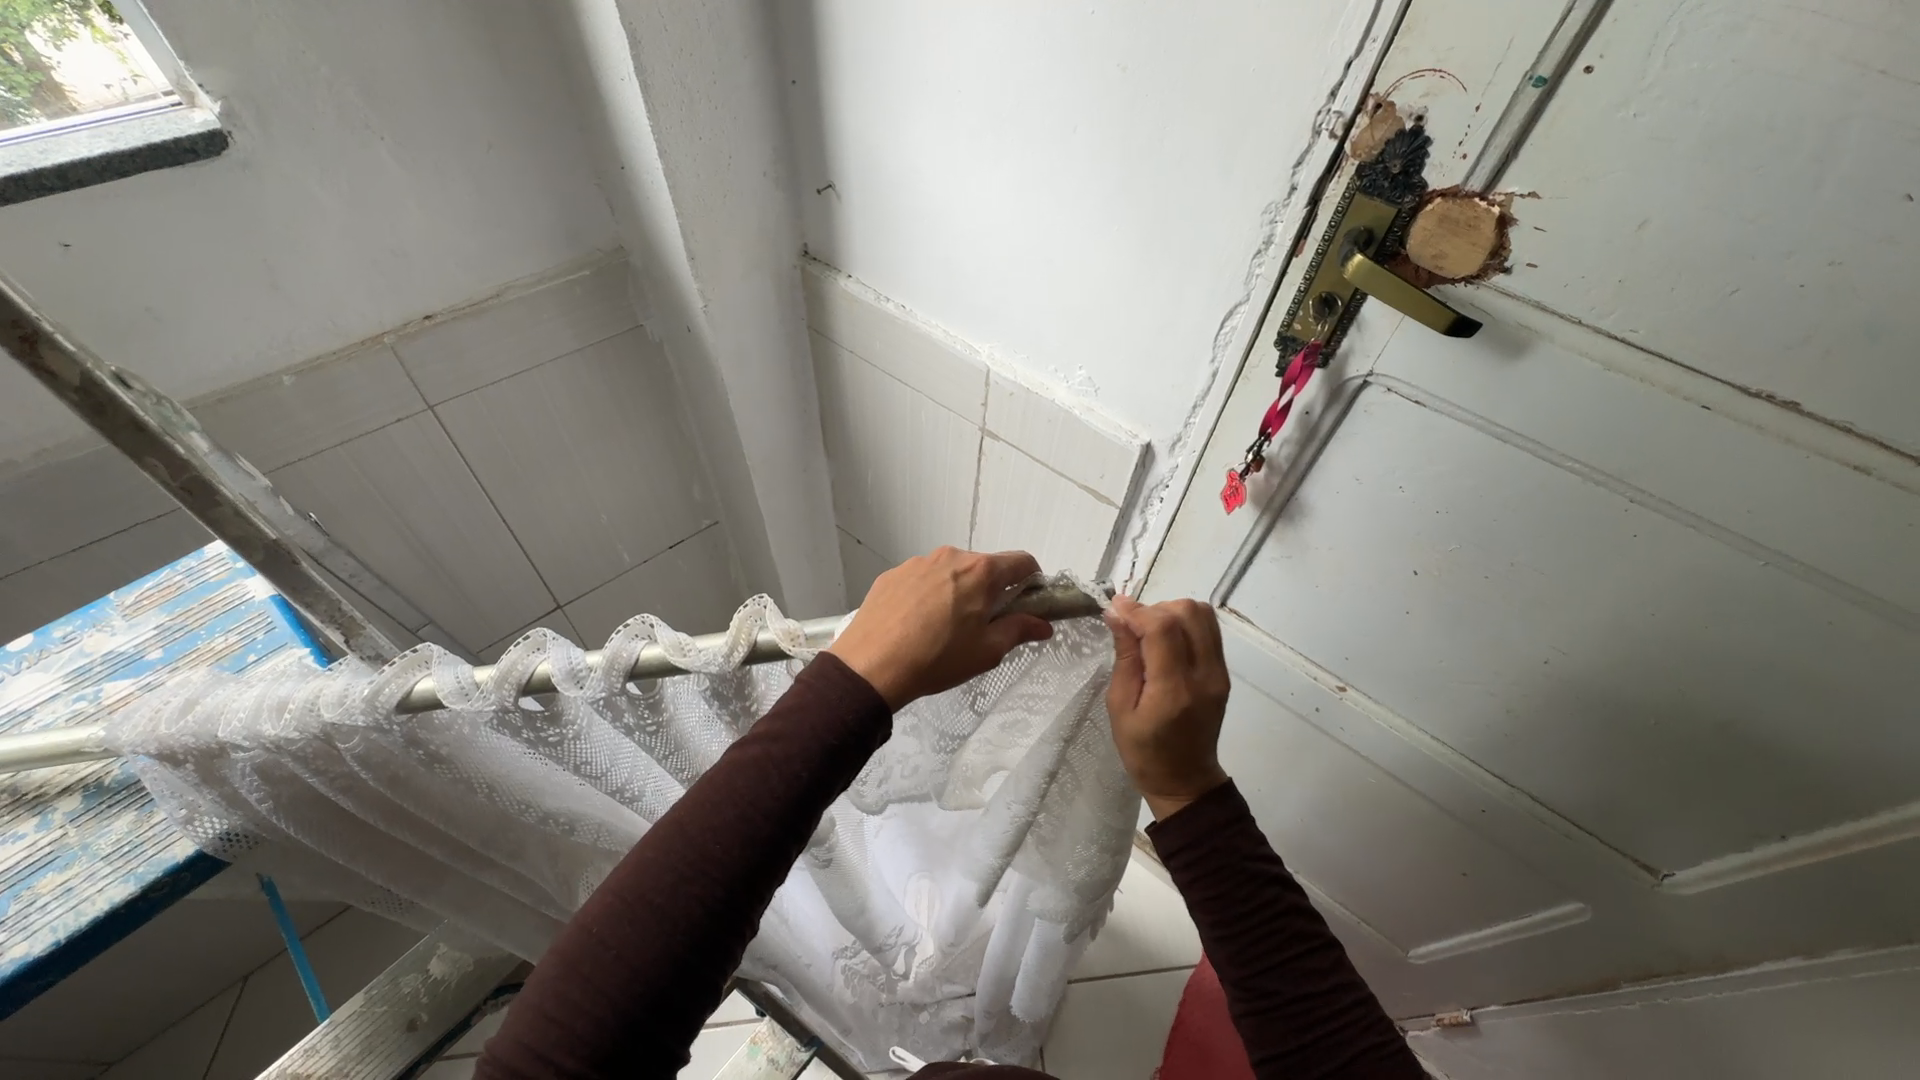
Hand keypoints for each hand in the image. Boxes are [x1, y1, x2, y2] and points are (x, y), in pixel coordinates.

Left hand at [829, 547, 1054, 709]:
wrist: (870, 667)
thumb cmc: (937, 659)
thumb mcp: (987, 651)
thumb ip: (1019, 630)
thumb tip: (1043, 624)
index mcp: (981, 572)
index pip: (1022, 562)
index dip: (1032, 582)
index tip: (1029, 605)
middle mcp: (951, 556)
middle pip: (985, 567)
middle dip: (992, 591)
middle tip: (984, 625)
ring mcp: (918, 562)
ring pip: (951, 572)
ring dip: (958, 592)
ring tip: (944, 629)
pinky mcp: (892, 574)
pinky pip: (922, 579)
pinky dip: (928, 595)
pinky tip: (916, 625)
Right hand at [1105, 596, 1231, 819]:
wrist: (1185, 780)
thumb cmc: (1143, 751)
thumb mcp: (1120, 707)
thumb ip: (1124, 657)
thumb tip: (1117, 614)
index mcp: (1174, 690)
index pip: (1162, 629)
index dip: (1136, 611)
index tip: (1114, 608)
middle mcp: (1204, 675)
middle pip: (1187, 613)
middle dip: (1154, 609)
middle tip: (1132, 627)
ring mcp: (1219, 672)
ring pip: (1202, 614)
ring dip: (1172, 612)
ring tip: (1150, 631)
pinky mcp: (1223, 671)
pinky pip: (1208, 629)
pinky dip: (1185, 622)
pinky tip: (1166, 639)